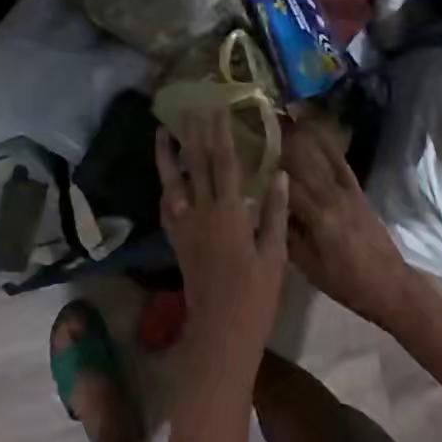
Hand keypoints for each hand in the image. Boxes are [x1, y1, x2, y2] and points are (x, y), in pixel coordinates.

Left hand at [157, 109, 288, 371]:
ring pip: (174, 184)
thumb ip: (274, 212)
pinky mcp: (178, 243)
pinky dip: (166, 189)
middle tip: (189, 106)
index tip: (216, 108)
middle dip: (194, 134)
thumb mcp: (274, 255)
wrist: (220, 336)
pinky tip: (167, 180)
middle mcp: (202, 215)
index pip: (223, 163)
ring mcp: (186, 229)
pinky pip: (168, 209)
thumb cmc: (254, 297)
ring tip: (162, 132)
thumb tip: (279, 174)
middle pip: (197, 166)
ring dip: (169, 157)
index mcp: (229, 214)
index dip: (220, 134)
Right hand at [282, 118, 426, 329]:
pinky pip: (341, 162)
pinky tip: (317, 132)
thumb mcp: (309, 267)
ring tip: (284, 121)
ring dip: (304, 138)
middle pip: (303, 162)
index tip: (248, 154)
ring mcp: (347, 190)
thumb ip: (287, 237)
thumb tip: (262, 215)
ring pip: (322, 157)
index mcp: (318, 216)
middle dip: (283, 143)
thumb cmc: (345, 282)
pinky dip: (329, 146)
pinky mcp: (358, 191)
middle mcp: (332, 195)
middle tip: (263, 125)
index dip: (267, 169)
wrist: (388, 283)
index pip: (286, 185)